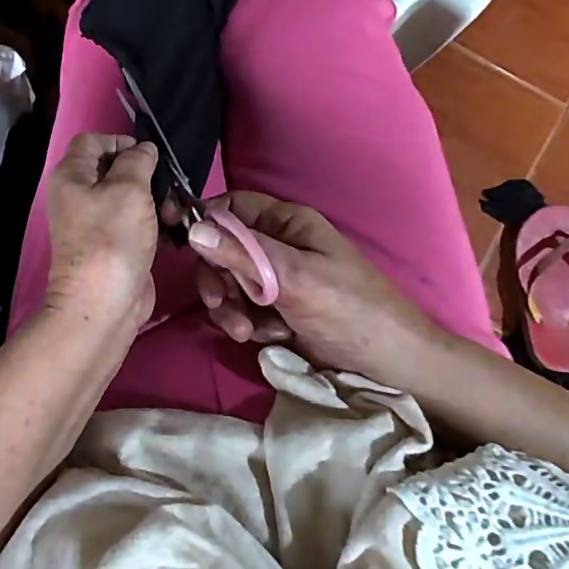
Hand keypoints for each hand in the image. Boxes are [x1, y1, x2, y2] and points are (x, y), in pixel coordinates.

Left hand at [43, 134, 160, 330]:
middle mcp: (79, 196)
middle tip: (167, 184)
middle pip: (113, 169)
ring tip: (173, 211)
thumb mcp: (128, 189)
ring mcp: (96, 223)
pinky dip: (154, 221)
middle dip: (144, 172)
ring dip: (155, 199)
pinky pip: (137, 221)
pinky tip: (173, 228)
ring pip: (129, 197)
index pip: (92, 141)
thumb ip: (138, 161)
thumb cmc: (112, 239)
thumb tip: (143, 149)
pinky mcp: (116, 245)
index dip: (120, 140)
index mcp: (72, 177)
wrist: (104, 303)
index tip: (148, 154)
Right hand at [186, 191, 444, 385]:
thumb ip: (243, 254)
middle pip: (224, 250)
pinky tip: (269, 337)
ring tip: (248, 332)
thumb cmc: (348, 308)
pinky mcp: (279, 308)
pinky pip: (245, 309)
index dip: (205, 221)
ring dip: (232, 308)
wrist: (387, 360)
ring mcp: (278, 279)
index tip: (182, 241)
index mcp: (287, 223)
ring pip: (231, 284)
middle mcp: (279, 245)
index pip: (232, 207)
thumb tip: (193, 229)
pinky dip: (250, 324)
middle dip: (219, 281)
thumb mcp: (293, 278)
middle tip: (222, 307)